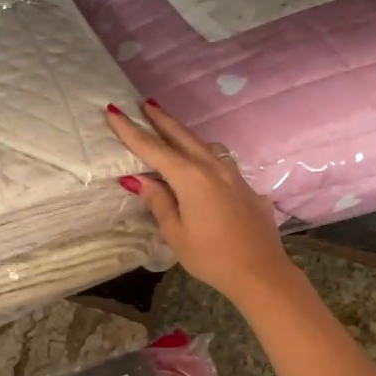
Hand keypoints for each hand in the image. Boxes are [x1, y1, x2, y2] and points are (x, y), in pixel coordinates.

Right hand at [104, 101, 299, 308]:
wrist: (261, 272)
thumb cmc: (211, 256)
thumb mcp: (176, 233)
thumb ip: (159, 202)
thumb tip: (140, 179)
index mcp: (190, 177)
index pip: (154, 149)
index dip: (131, 130)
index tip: (114, 110)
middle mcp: (213, 168)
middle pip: (183, 137)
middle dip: (162, 120)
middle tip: (146, 104)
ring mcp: (234, 176)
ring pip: (206, 147)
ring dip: (187, 136)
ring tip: (175, 134)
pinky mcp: (248, 188)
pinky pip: (222, 164)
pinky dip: (207, 158)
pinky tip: (206, 171)